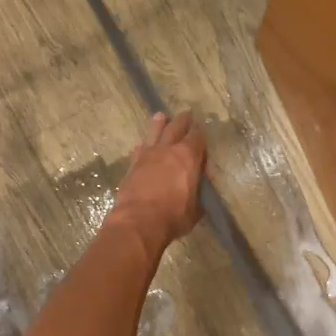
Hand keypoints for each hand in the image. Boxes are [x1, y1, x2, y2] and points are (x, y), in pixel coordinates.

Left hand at [105, 111, 206, 254]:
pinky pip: (139, 149)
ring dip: (159, 123)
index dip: (201, 135)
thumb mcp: (197, 207)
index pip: (197, 137)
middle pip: (176, 127)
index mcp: (188, 156)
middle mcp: (168, 149)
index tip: (202, 134)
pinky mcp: (133, 165)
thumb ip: (199, 190)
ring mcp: (148, 155)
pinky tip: (142, 144)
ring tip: (161, 116)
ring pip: (154, 132)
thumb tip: (200, 181)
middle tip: (187, 114)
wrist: (139, 221)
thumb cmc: (174, 216)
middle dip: (183, 120)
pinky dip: (143, 145)